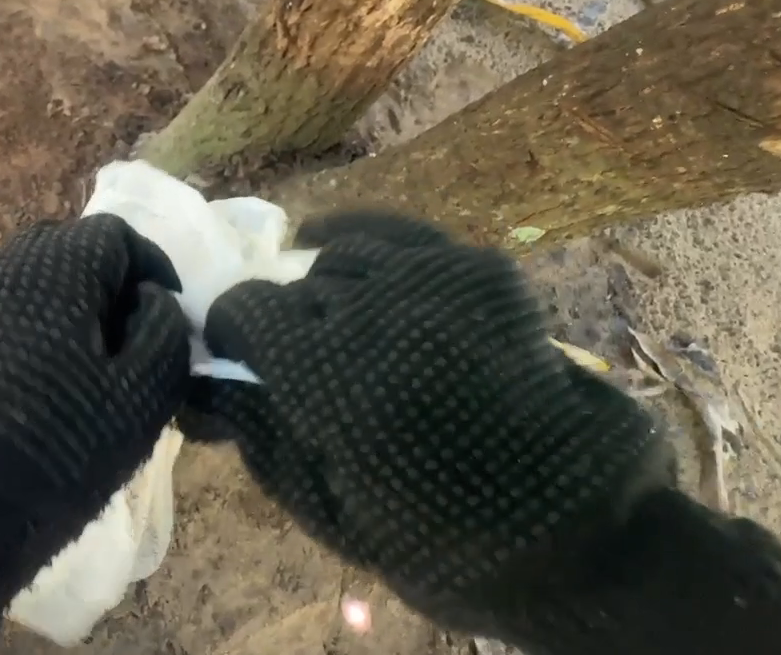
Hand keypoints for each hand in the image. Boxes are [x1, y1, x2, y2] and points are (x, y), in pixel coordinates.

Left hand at [0, 214, 190, 654]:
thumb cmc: (58, 437)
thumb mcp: (140, 393)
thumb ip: (163, 331)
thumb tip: (151, 296)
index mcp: (62, 267)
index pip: (114, 234)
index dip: (150, 263)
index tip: (167, 305)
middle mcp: (11, 263)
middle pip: (68, 246)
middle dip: (105, 277)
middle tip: (126, 327)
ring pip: (31, 273)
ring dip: (65, 297)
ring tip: (82, 351)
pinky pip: (1, 301)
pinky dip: (29, 317)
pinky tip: (36, 366)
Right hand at [189, 213, 780, 654]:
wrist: (588, 546)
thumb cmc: (445, 547)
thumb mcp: (330, 513)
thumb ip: (255, 435)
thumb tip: (192, 389)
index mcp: (332, 383)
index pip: (245, 312)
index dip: (229, 333)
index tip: (233, 355)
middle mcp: (375, 316)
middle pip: (292, 289)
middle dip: (282, 325)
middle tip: (298, 365)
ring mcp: (431, 284)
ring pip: (338, 259)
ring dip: (324, 294)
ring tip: (339, 329)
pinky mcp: (476, 271)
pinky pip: (393, 233)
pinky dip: (356, 239)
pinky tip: (334, 249)